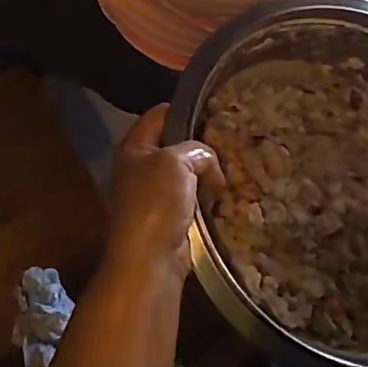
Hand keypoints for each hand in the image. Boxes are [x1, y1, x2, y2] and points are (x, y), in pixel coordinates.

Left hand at [108, 106, 225, 275]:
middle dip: (201, 141)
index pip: (159, 114)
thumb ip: (197, 148)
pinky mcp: (171, 213)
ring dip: (208, 169)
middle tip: (229, 136)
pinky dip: (208, 190)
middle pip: (175, 142)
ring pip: (187, 169)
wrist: (151, 257)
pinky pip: (193, 192)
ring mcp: (156, 191)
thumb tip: (209, 162)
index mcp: (134, 147)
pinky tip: (225, 189)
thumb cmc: (157, 200)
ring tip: (233, 162)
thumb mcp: (177, 161)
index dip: (184, 109)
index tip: (213, 109)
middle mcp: (142, 166)